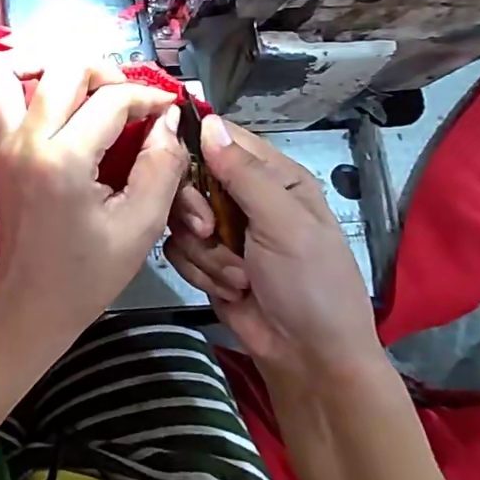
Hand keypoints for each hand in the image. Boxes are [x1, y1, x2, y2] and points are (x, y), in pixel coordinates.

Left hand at [0, 50, 186, 336]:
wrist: (32, 299)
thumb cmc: (89, 271)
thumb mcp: (141, 224)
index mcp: (64, 160)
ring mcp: (0, 142)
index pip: (111, 99)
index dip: (148, 97)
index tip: (167, 109)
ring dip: (43, 64)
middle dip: (103, 71)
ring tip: (76, 86)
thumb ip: (162, 165)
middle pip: (62, 68)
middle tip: (125, 98)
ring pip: (3, 69)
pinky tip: (29, 100)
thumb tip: (168, 117)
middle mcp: (25, 140)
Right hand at [164, 115, 383, 378]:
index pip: (224, 138)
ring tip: (236, 275)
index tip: (170, 155)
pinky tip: (229, 288)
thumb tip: (208, 123)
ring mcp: (223, 229)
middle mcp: (244, 197)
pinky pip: (177, 250)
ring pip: (178, 217)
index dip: (194, 142)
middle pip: (190, 177)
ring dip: (204, 251)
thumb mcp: (285, 223)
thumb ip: (244, 174)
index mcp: (274, 176)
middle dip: (194, 209)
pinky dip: (200, 271)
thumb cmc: (310, 282)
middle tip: (209, 230)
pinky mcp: (205, 260)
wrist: (307, 356)